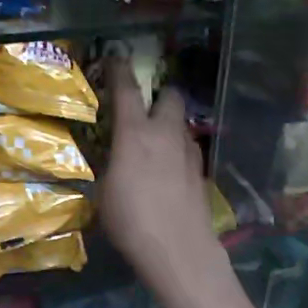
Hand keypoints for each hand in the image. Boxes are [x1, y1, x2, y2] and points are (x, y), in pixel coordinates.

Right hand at [101, 56, 219, 288]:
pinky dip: (179, 155)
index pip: (126, 90)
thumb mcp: (104, 194)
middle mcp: (165, 134)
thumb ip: (111, 168)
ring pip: (182, 126)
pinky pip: (189, 153)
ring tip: (157, 148)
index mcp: (134, 133)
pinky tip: (171, 176)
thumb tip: (116, 162)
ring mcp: (189, 154)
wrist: (177, 249)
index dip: (120, 70)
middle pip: (170, 97)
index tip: (117, 58)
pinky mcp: (202, 175)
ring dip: (170, 128)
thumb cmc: (130, 220)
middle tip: (146, 111)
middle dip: (160, 97)